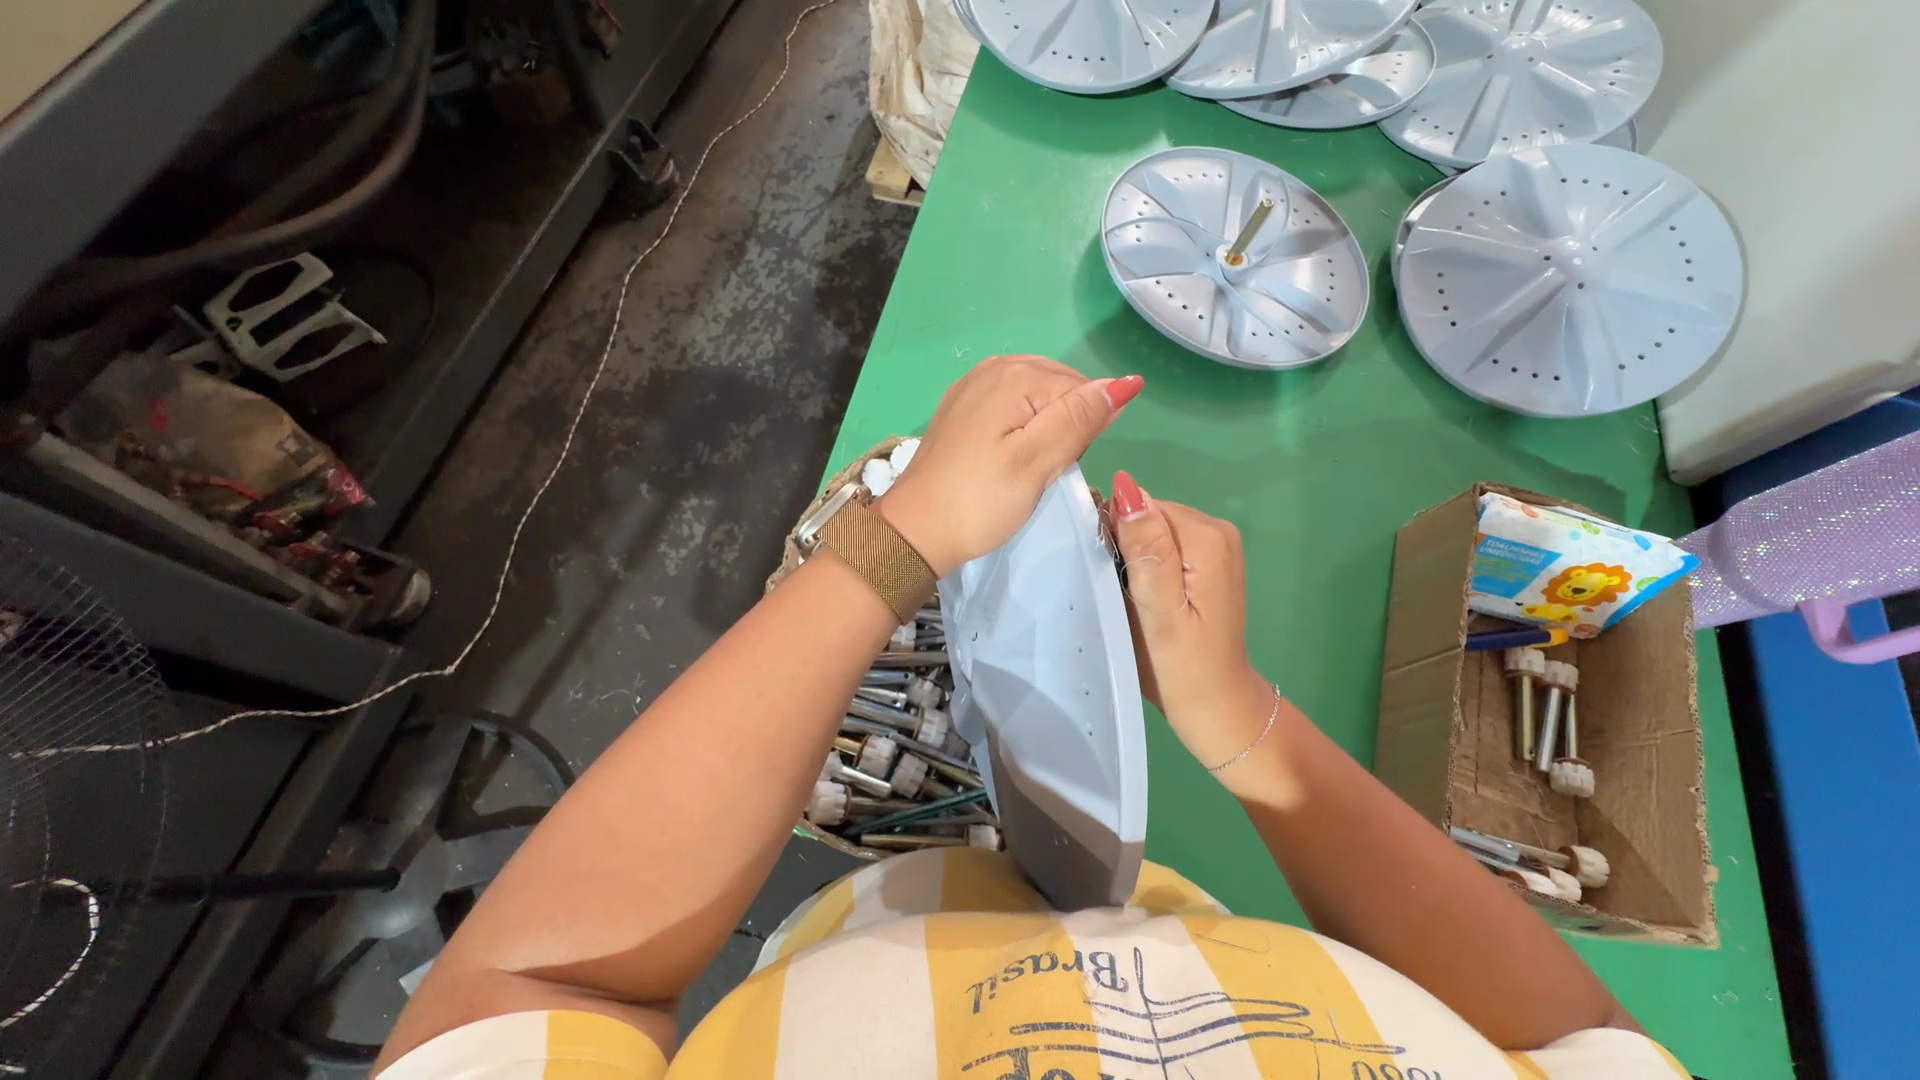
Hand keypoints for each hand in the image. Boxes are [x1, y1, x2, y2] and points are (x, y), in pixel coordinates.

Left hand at [876, 355, 1141, 576]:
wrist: (915, 531)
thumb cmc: (980, 500)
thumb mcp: (1037, 461)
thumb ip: (1080, 418)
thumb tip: (1126, 382)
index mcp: (1014, 376)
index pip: (1082, 391)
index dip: (1082, 432)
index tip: (1057, 466)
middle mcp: (993, 368)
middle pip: (1060, 387)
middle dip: (1066, 425)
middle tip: (1044, 470)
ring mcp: (972, 387)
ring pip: (1036, 396)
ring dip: (1045, 427)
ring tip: (1028, 466)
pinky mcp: (960, 409)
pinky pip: (1010, 405)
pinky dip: (1021, 427)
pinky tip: (1009, 456)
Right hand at [1109, 471, 1277, 776]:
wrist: (1214, 703)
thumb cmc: (1180, 665)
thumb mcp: (1158, 611)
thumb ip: (1146, 549)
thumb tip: (1126, 488)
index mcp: (1206, 538)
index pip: (1142, 507)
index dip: (1117, 536)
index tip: (1110, 576)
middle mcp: (1217, 530)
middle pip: (1149, 515)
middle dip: (1126, 545)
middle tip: (1120, 593)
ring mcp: (1215, 544)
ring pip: (1153, 528)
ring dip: (1134, 556)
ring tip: (1130, 597)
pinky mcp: (1208, 559)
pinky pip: (1164, 543)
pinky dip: (1147, 564)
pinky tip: (1143, 595)